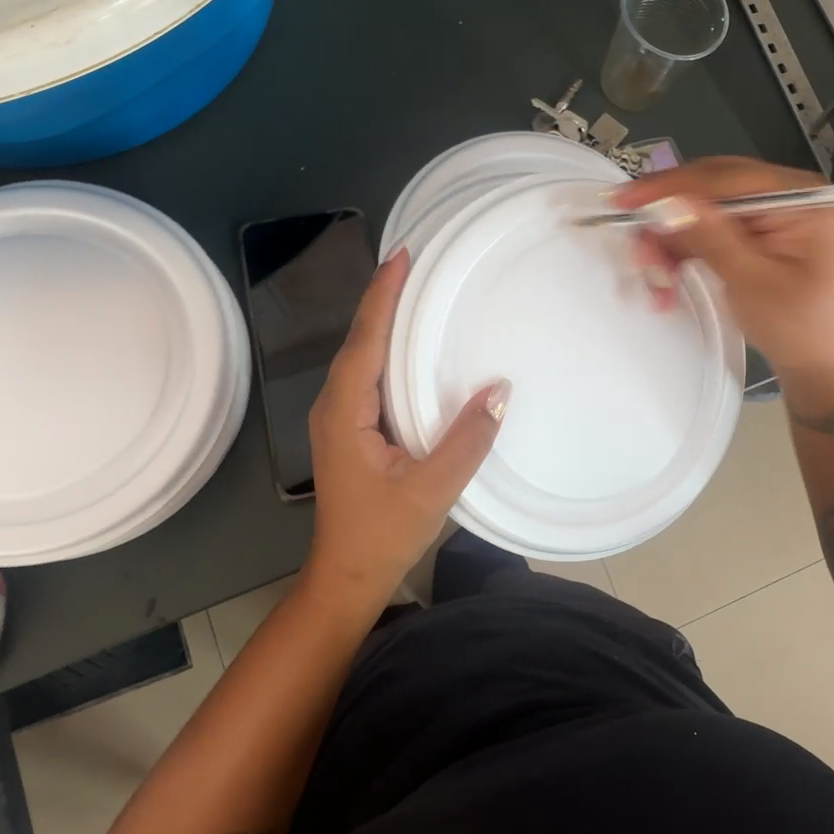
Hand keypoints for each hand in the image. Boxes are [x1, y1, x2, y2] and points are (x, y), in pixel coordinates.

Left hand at [303, 250, 509, 610]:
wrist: (347, 577)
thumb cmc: (382, 536)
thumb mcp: (431, 490)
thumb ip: (467, 440)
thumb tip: (500, 390)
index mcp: (344, 412)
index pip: (364, 341)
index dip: (382, 296)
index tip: (401, 256)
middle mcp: (334, 407)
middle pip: (359, 341)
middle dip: (384, 299)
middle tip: (414, 262)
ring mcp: (338, 420)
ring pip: (361, 359)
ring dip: (384, 323)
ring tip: (414, 291)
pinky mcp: (350, 432)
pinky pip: (368, 378)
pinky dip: (387, 352)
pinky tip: (409, 349)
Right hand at [612, 157, 833, 375]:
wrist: (816, 364)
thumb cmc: (799, 327)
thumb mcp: (753, 281)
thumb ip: (712, 237)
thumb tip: (671, 204)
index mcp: (798, 197)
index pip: (724, 178)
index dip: (671, 187)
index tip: (627, 200)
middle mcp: (780, 197)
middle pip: (706, 191)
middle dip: (666, 220)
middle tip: (636, 247)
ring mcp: (763, 216)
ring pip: (697, 214)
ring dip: (669, 244)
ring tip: (654, 278)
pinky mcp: (747, 236)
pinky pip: (701, 234)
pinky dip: (680, 255)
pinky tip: (666, 282)